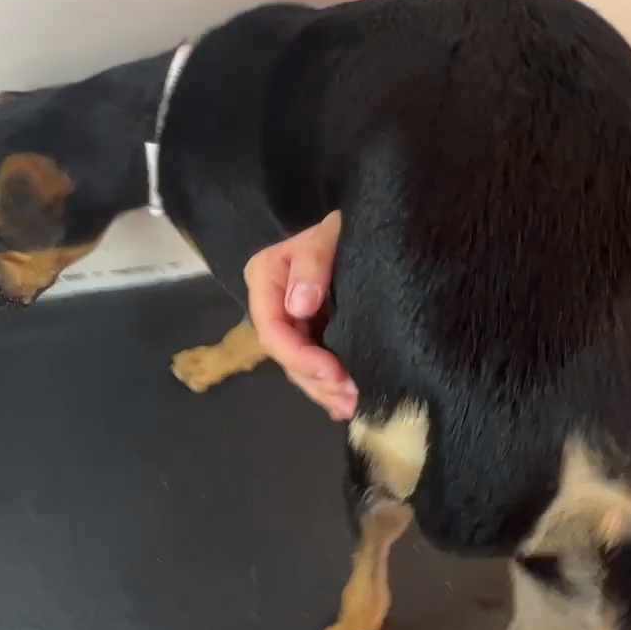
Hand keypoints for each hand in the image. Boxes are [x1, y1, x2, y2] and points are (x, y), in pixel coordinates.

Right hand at [245, 211, 357, 420]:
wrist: (365, 223)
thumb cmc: (340, 225)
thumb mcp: (327, 234)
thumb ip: (311, 264)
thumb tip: (299, 306)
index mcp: (265, 280)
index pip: (272, 329)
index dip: (299, 356)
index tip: (333, 373)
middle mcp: (274, 305)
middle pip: (285, 355)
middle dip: (316, 381)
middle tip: (351, 397)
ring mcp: (293, 321)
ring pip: (300, 366)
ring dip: (324, 390)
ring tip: (353, 405)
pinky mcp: (314, 331)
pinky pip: (316, 363)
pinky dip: (330, 385)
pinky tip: (347, 403)